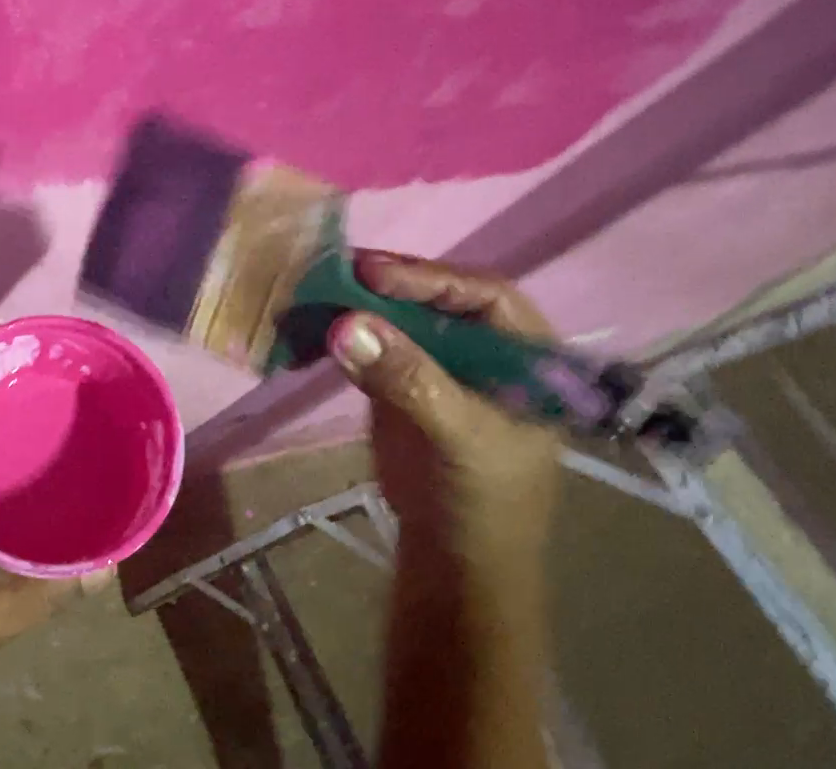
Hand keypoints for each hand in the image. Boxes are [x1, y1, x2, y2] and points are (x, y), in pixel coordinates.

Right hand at [327, 250, 560, 559]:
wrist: (454, 563)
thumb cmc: (483, 502)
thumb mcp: (458, 436)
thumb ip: (408, 377)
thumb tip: (345, 323)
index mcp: (525, 355)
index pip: (483, 295)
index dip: (431, 278)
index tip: (373, 273)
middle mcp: (483, 349)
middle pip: (435, 299)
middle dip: (388, 285)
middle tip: (337, 271)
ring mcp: (438, 365)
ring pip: (399, 319)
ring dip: (358, 306)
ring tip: (315, 290)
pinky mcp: (400, 385)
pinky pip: (371, 348)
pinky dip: (342, 338)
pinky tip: (311, 330)